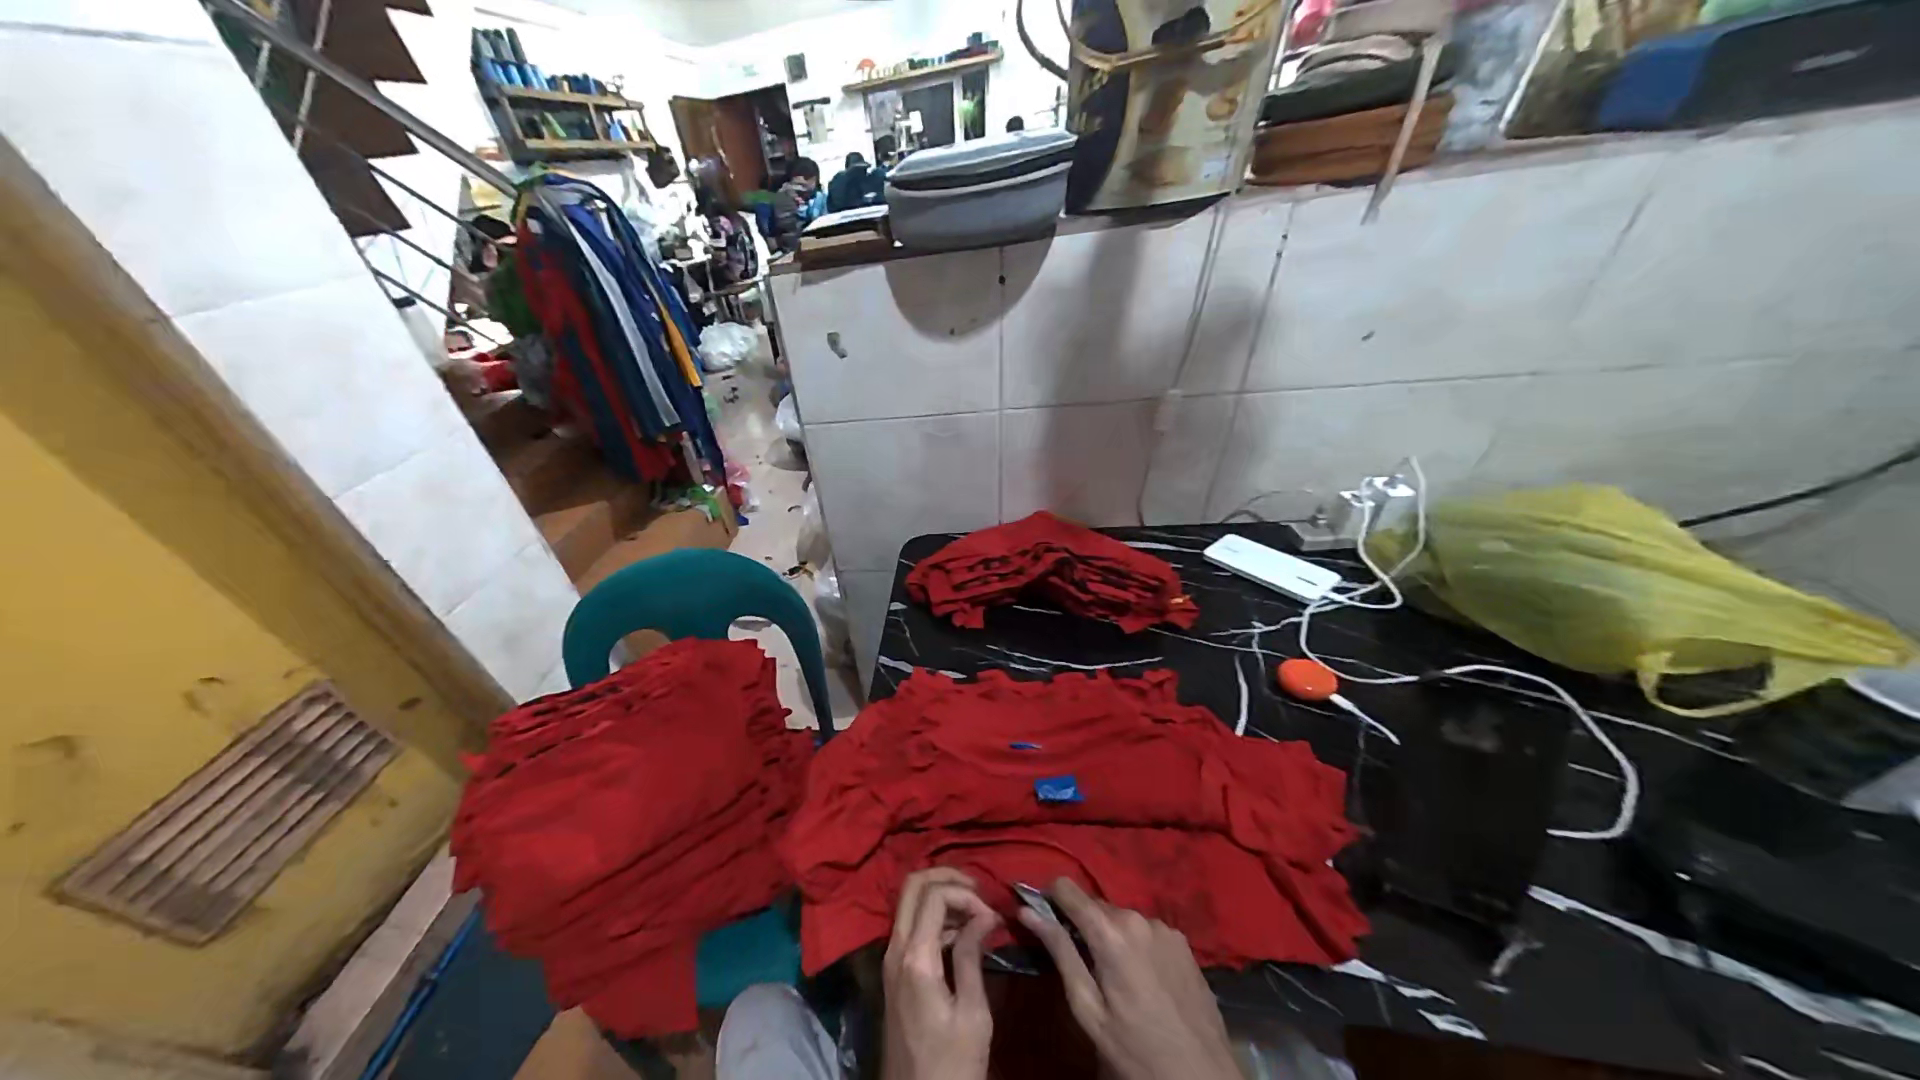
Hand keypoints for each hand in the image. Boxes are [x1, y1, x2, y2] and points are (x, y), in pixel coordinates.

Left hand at [882, 869, 1000, 1079]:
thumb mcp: (972, 1014)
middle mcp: (895, 949)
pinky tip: (962, 932)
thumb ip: (973, 956)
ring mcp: (890, 959)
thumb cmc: (951, 1065)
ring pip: (909, 902)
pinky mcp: (894, 971)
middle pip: (912, 886)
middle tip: (979, 891)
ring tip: (977, 911)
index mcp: (915, 958)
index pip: (934, 894)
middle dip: (947, 878)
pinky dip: (935, 916)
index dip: (966, 894)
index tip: (991, 916)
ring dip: (941, 895)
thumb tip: (984, 914)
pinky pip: (910, 925)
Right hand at [1018, 878, 1239, 1079]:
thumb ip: (1060, 952)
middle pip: (1095, 905)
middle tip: (1078, 962)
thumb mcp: (1088, 1009)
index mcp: (1111, 932)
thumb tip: (1027, 911)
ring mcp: (1165, 928)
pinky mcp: (1183, 942)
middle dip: (1081, 924)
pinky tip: (1142, 980)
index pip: (1067, 888)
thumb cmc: (1136, 1050)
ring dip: (1109, 936)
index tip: (1040, 916)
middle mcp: (1138, 917)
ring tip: (1114, 977)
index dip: (1049, 897)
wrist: (1203, 1079)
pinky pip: (1145, 931)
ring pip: (1121, 919)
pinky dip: (1135, 944)